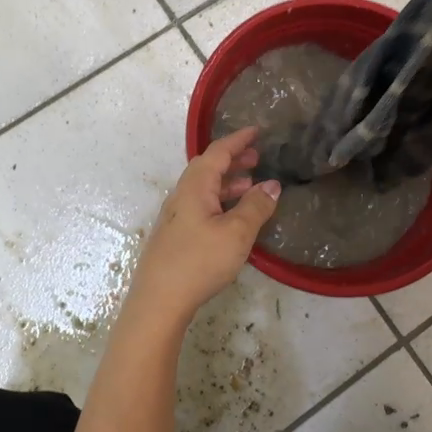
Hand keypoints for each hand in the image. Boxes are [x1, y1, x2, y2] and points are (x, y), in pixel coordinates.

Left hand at [127, 128, 281, 329]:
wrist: (159, 300)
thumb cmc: (199, 261)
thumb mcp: (236, 233)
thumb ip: (255, 207)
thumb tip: (272, 185)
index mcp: (195, 186)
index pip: (217, 152)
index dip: (237, 140)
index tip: (257, 131)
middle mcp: (182, 195)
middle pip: (208, 167)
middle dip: (233, 160)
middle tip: (257, 157)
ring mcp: (176, 216)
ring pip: (204, 188)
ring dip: (227, 182)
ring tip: (250, 186)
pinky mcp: (175, 235)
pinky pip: (201, 204)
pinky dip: (220, 200)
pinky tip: (232, 216)